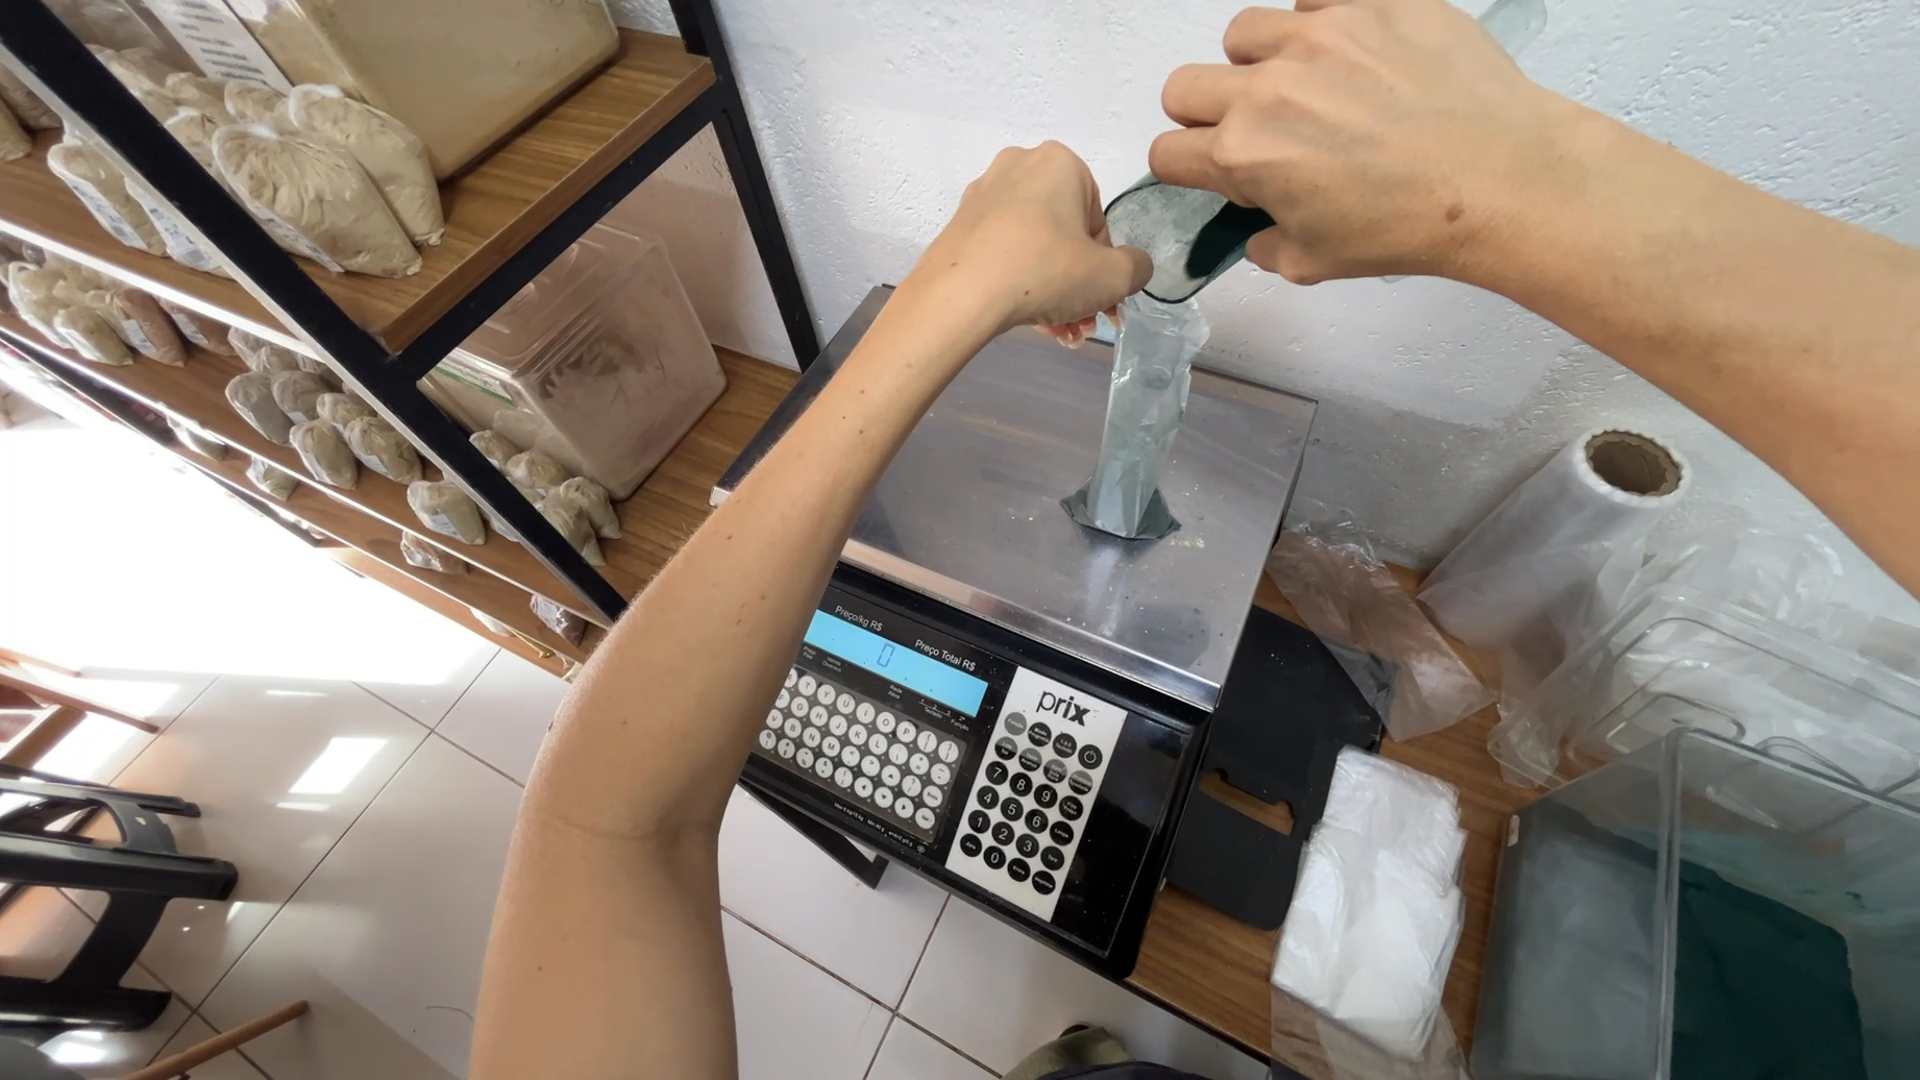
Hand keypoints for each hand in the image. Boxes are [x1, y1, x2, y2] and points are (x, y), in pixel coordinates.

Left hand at [905, 142, 1149, 338]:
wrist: (961, 295)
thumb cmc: (1045, 273)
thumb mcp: (1113, 277)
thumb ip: (1136, 268)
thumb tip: (1133, 268)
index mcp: (1060, 162)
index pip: (1096, 221)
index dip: (1104, 268)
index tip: (1101, 302)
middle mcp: (1018, 167)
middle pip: (1063, 238)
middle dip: (1077, 287)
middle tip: (1082, 325)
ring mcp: (982, 198)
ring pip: (1033, 251)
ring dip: (1052, 295)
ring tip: (1059, 334)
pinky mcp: (959, 229)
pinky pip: (1002, 257)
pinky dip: (1020, 288)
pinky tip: (1030, 323)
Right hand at [1151, 0, 1575, 282]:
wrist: (1496, 179)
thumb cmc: (1398, 229)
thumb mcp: (1307, 261)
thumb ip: (1261, 240)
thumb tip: (1260, 224)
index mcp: (1242, 156)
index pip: (1166, 153)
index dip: (1182, 169)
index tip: (1208, 173)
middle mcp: (1267, 90)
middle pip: (1182, 87)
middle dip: (1200, 115)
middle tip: (1246, 132)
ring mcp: (1320, 36)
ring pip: (1241, 33)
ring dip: (1254, 63)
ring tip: (1298, 86)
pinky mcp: (1373, 2)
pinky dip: (1317, 24)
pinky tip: (1348, 56)